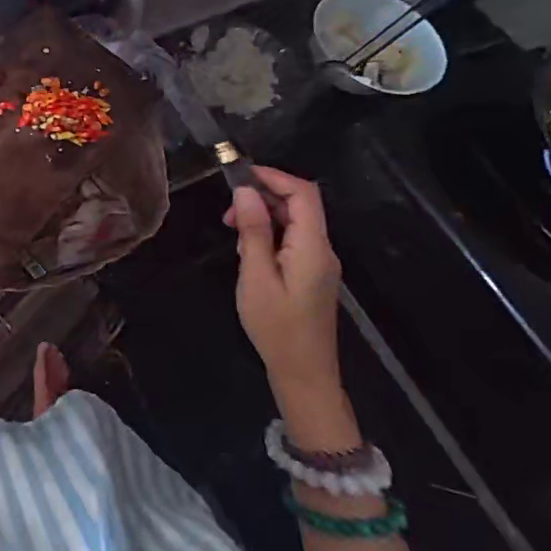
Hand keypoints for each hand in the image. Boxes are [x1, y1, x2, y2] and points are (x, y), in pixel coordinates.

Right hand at [223, 167, 342, 391]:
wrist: (304, 375)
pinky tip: (249, 253)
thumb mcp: (256, 278)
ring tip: (233, 233)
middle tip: (228, 213)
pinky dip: (270, 235)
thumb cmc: (277, 328)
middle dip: (263, 198)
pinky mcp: (312, 275)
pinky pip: (293, 241)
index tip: (240, 174)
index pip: (303, 194)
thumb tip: (246, 191)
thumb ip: (253, 232)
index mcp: (313, 246)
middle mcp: (322, 249)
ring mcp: (319, 263)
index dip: (274, 177)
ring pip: (295, 223)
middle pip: (300, 205)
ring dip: (265, 217)